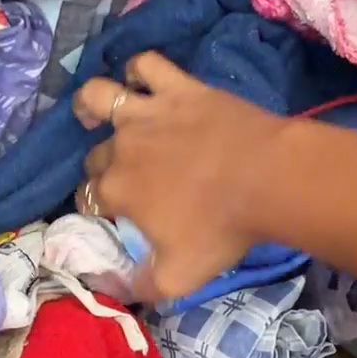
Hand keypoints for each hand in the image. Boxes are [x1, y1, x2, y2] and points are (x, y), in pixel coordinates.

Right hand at [74, 53, 291, 299]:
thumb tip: (116, 292)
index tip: (111, 215)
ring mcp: (148, 112)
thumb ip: (141, 287)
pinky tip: (140, 78)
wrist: (268, 178)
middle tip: (123, 179)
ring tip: (96, 112)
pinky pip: (147, 65)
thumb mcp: (179, 277)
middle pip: (95, 155)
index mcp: (117, 190)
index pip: (88, 198)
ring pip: (100, 95)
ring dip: (92, 103)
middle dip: (99, 168)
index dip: (95, 207)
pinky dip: (138, 69)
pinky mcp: (179, 88)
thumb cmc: (222, 228)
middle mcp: (122, 147)